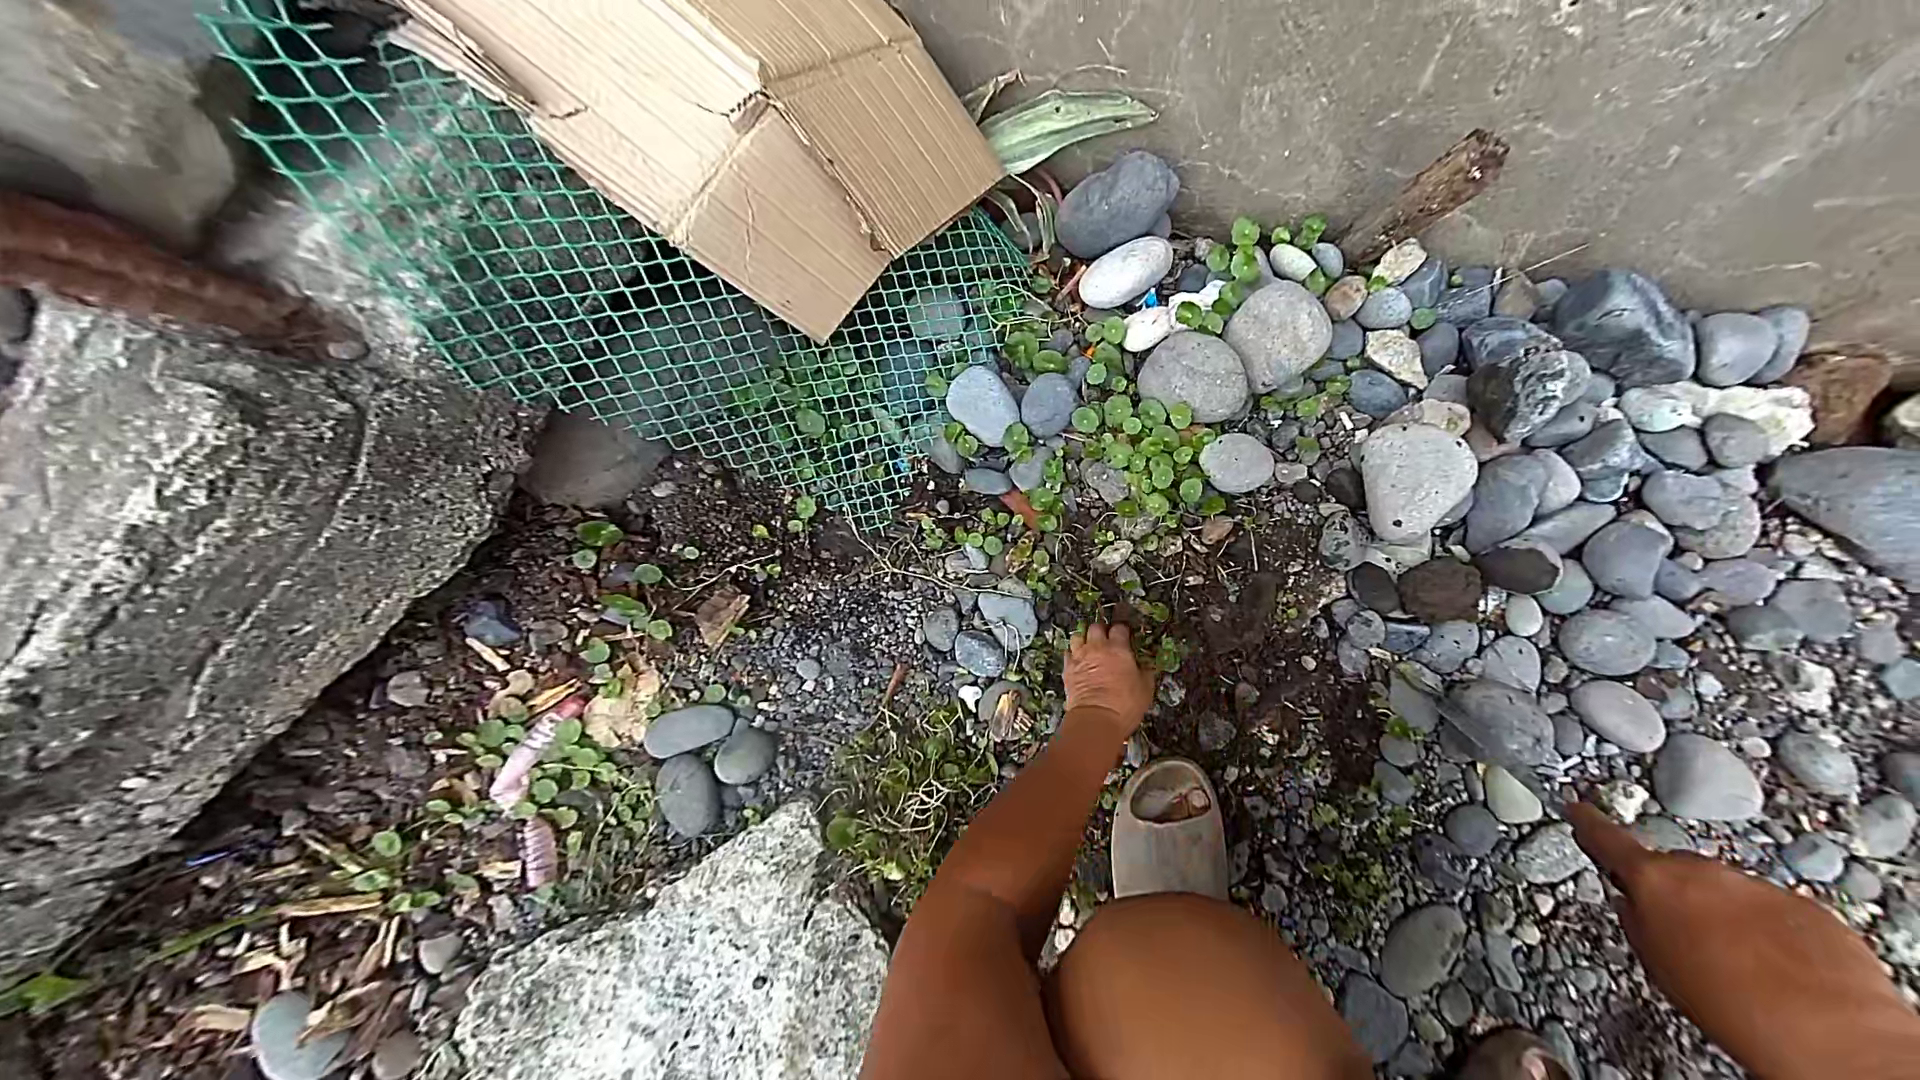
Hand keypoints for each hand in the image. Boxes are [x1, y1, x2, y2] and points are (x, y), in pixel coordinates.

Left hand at [1063, 622, 1154, 741]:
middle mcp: (1097, 648)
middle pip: (1096, 626)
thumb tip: (1147, 667)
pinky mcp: (1068, 668)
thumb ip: (1146, 672)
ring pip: (1078, 636)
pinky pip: (1068, 653)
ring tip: (1089, 645)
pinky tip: (1077, 659)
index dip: (1123, 630)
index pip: (1120, 628)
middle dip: (1102, 630)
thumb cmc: (1124, 704)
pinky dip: (1073, 653)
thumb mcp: (1145, 689)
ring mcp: (1080, 656)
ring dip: (1084, 638)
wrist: (1096, 718)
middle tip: (1107, 638)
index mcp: (1118, 648)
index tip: (1125, 634)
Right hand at [1568, 802, 1919, 1079]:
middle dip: (1677, 893)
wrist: (1833, 1037)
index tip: (1577, 808)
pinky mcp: (1809, 909)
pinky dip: (1773, 932)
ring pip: (1727, 891)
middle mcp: (1701, 871)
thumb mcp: (1654, 959)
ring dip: (1727, 915)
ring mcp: (1757, 887)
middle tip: (1685, 934)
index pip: (1605, 838)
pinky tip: (1781, 967)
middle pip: (1675, 870)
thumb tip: (1635, 906)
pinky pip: (1777, 911)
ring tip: (1742, 963)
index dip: (1587, 822)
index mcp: (1651, 878)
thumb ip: (1635, 917)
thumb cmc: (1731, 1003)